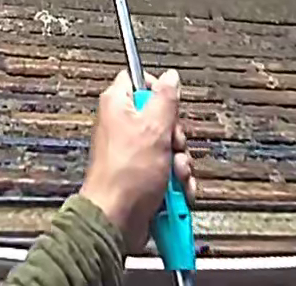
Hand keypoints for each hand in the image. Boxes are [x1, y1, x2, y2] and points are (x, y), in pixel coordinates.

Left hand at [78, 69, 195, 249]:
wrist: (116, 220)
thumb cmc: (125, 174)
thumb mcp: (154, 127)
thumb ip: (165, 99)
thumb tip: (171, 76)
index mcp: (117, 103)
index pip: (140, 81)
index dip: (159, 91)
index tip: (169, 107)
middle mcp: (122, 124)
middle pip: (160, 117)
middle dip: (175, 138)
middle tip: (172, 147)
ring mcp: (132, 151)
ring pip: (167, 148)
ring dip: (179, 166)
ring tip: (174, 177)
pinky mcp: (140, 175)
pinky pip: (166, 172)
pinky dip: (176, 184)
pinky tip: (176, 195)